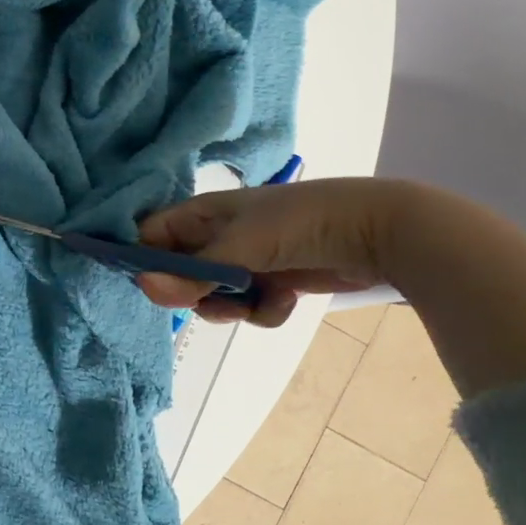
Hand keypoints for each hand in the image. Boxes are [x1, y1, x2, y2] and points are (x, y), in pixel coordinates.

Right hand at [134, 178, 408, 326]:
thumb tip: (143, 289)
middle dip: (191, 294)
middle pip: (178, 274)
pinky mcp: (276, 281)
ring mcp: (247, 259)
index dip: (143, 262)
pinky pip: (250, 305)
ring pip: (213, 296)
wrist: (382, 230)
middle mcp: (217, 237)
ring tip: (252, 306)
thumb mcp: (239, 247)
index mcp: (200, 215)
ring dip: (228, 308)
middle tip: (207, 302)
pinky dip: (263, 309)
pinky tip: (285, 302)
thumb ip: (192, 275)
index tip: (151, 287)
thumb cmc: (299, 223)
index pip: (149, 237)